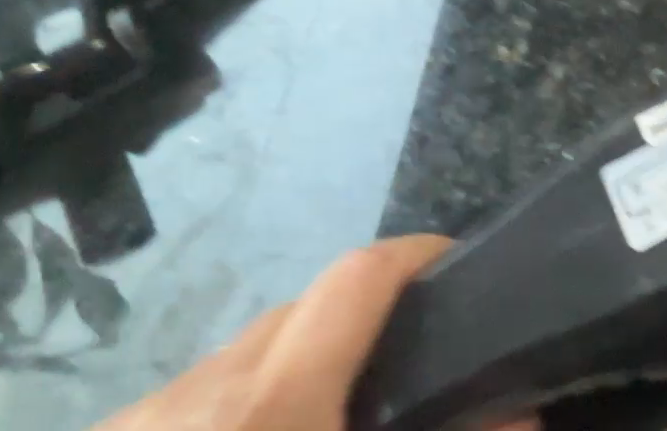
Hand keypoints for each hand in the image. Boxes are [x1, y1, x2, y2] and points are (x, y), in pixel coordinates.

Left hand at [95, 235, 537, 430]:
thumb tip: (527, 414)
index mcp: (273, 406)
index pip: (357, 277)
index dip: (416, 251)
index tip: (458, 262)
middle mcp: (201, 393)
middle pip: (304, 308)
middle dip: (361, 317)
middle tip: (401, 363)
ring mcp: (139, 418)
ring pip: (245, 350)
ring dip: (296, 362)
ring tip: (321, 416)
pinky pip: (194, 392)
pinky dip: (237, 399)